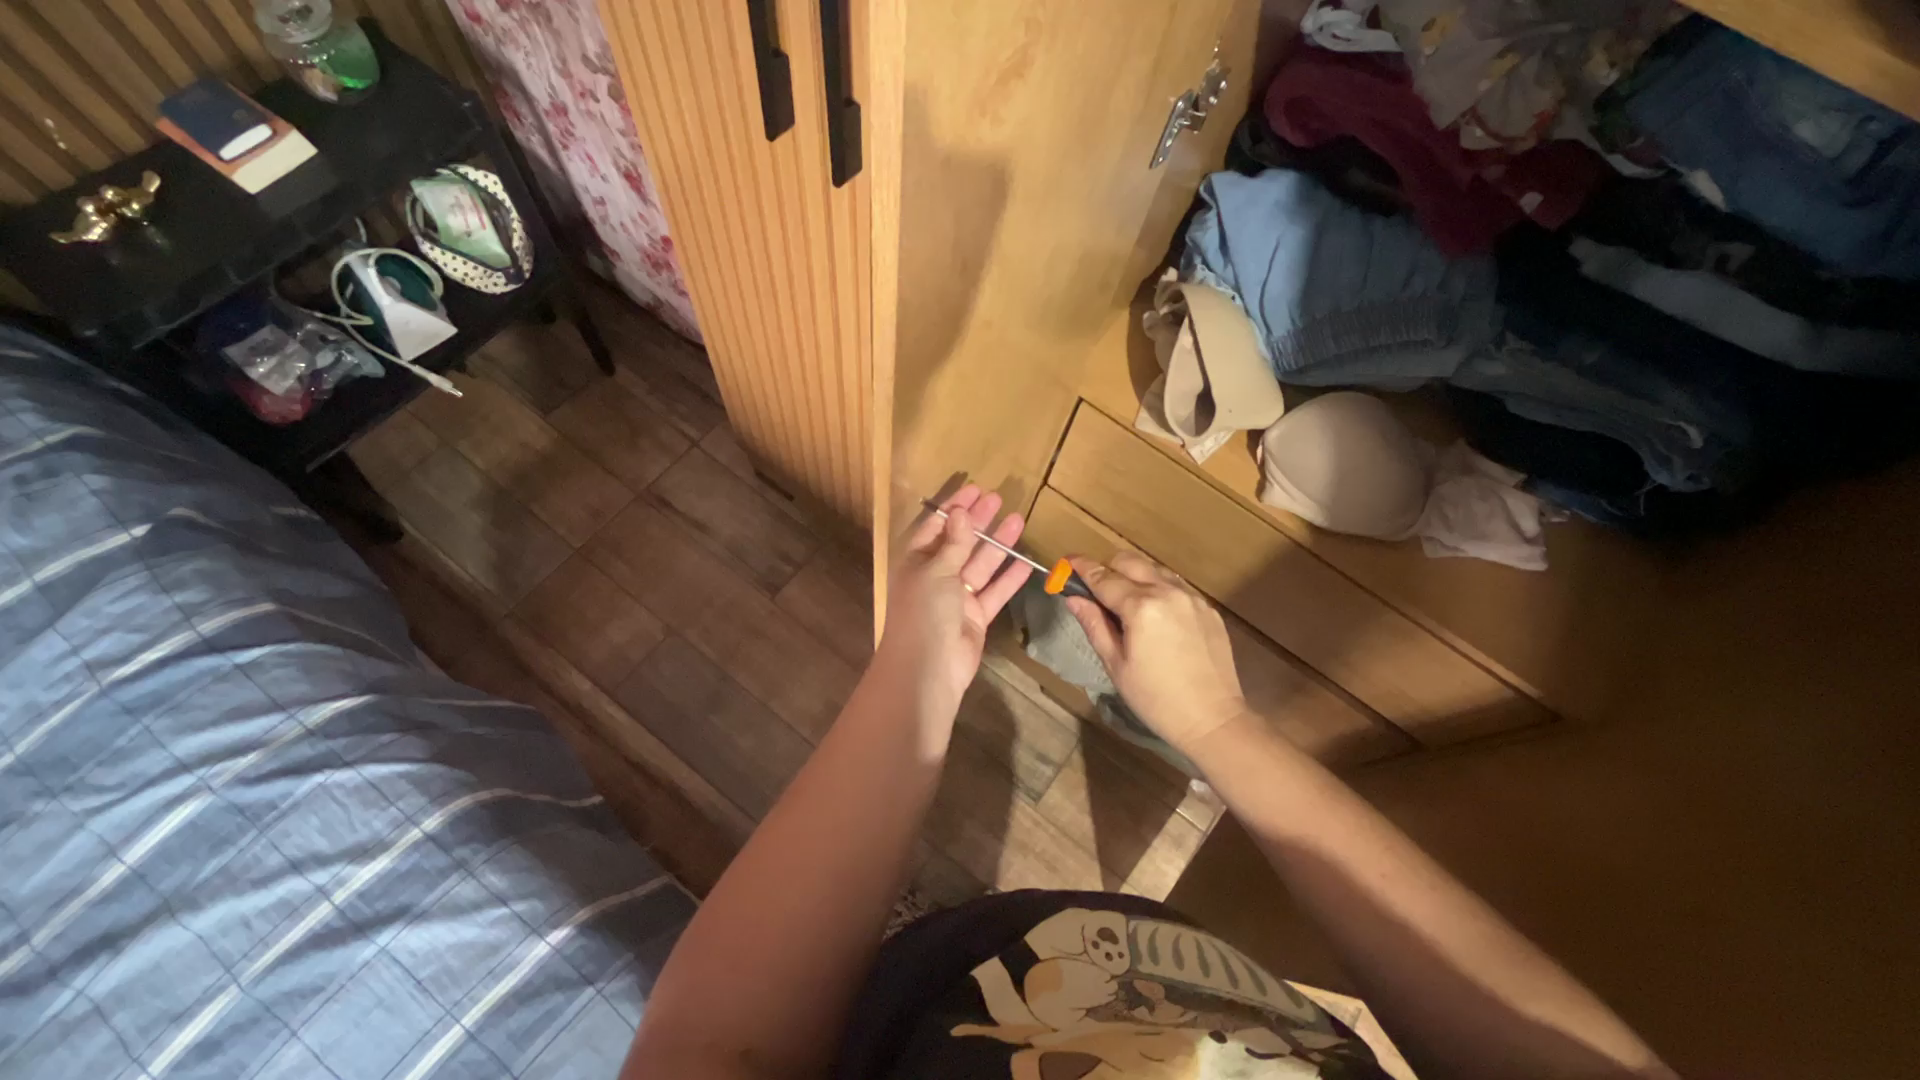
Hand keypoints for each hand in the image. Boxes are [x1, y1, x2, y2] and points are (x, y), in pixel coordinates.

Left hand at [876, 485, 1033, 716]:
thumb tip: (961, 512)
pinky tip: (1026, 563)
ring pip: (981, 565)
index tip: (975, 489)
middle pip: (961, 543)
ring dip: (998, 545)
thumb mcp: (937, 570)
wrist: (928, 668)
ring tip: (1018, 520)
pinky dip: (1009, 579)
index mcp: (916, 562)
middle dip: (979, 522)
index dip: (955, 509)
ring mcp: (956, 598)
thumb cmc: (925, 612)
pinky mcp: (975, 617)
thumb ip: (954, 543)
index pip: (937, 527)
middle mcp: (935, 576)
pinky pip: (995, 592)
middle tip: (998, 499)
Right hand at [1064, 552, 1248, 754]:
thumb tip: (1073, 599)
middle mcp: (1168, 592)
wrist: (1212, 718)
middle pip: (1130, 562)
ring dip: (1135, 576)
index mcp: (1141, 607)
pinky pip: (1176, 586)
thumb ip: (1094, 625)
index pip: (1104, 578)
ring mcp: (1192, 598)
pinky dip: (1158, 589)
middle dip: (1108, 568)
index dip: (1081, 568)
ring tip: (1125, 603)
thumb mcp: (1116, 665)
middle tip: (1095, 588)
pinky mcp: (1208, 609)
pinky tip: (1155, 615)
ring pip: (1155, 570)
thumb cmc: (1155, 699)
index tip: (1066, 561)